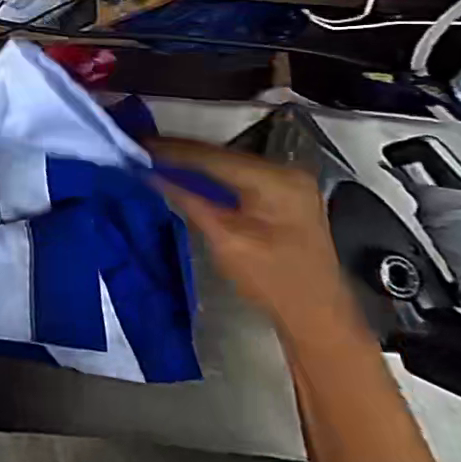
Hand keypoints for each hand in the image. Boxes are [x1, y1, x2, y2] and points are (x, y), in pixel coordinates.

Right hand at [147, 137, 348, 334]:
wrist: (317, 316)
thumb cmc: (273, 283)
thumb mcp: (226, 242)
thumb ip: (191, 202)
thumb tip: (155, 176)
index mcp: (276, 180)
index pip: (215, 157)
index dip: (176, 151)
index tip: (143, 145)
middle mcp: (286, 171)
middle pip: (224, 155)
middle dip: (184, 154)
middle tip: (146, 150)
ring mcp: (290, 181)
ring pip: (232, 164)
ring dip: (198, 164)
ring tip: (160, 159)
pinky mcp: (287, 194)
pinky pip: (242, 176)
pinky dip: (215, 177)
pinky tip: (191, 176)